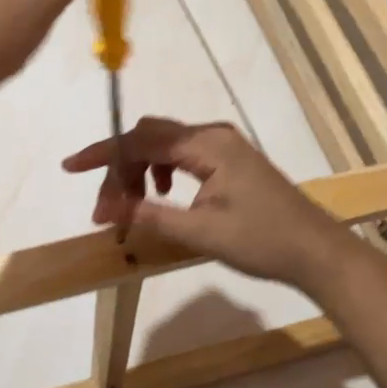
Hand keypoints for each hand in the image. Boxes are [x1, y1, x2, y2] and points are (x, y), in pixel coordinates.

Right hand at [62, 117, 354, 290]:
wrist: (316, 252)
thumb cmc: (262, 241)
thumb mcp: (201, 232)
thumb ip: (151, 214)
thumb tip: (107, 207)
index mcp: (207, 145)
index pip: (141, 140)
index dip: (103, 154)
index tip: (70, 167)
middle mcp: (213, 135)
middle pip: (149, 137)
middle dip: (120, 169)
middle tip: (105, 210)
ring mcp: (223, 145)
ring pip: (164, 145)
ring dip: (139, 172)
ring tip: (128, 207)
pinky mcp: (229, 160)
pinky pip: (181, 154)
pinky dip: (160, 172)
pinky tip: (159, 196)